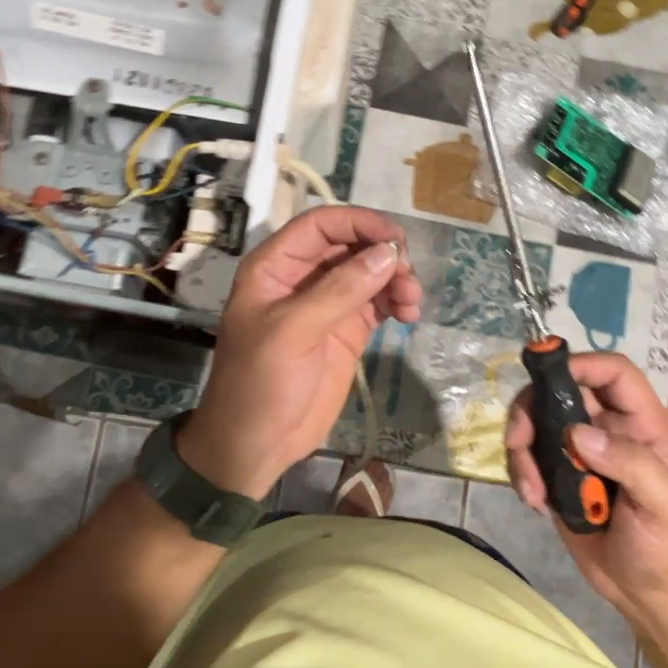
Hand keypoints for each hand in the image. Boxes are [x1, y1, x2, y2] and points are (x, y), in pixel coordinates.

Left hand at [178, 206, 423, 497]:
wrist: (255, 443)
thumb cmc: (259, 382)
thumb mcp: (293, 331)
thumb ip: (340, 290)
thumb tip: (389, 254)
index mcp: (275, 267)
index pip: (320, 225)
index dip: (359, 223)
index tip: (396, 238)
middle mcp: (302, 278)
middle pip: (351, 245)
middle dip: (383, 254)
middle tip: (408, 277)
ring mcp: (327, 305)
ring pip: (369, 273)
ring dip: (395, 279)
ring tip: (411, 302)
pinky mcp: (347, 331)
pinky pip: (377, 302)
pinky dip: (396, 302)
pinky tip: (409, 314)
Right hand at [505, 353, 667, 619]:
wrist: (647, 597)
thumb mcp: (665, 505)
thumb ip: (630, 463)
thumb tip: (578, 434)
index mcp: (642, 426)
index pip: (614, 374)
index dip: (583, 364)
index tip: (547, 377)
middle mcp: (607, 430)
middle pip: (561, 391)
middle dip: (532, 408)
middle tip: (519, 438)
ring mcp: (578, 453)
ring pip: (536, 423)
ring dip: (522, 448)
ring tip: (531, 489)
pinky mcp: (556, 478)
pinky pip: (527, 457)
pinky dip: (521, 474)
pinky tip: (534, 503)